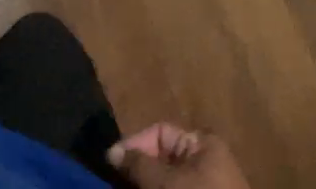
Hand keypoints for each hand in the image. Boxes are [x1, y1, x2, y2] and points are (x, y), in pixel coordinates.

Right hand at [109, 123, 250, 188]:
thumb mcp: (167, 183)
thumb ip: (139, 164)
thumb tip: (112, 151)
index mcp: (202, 144)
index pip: (160, 133)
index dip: (134, 144)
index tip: (111, 162)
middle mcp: (204, 161)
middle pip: (160, 159)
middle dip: (137, 171)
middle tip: (115, 183)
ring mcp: (204, 186)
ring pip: (164, 182)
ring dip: (145, 186)